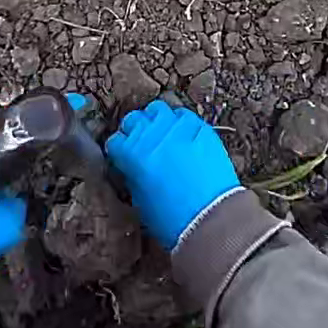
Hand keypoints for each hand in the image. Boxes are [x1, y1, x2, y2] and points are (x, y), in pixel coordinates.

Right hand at [106, 100, 239, 247]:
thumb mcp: (141, 200)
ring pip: (158, 109)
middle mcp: (153, 136)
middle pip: (134, 119)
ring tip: (160, 132)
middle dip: (134, 129)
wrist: (211, 217)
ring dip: (156, 119)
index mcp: (134, 156)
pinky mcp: (200, 126)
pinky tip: (181, 135)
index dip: (118, 149)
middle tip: (140, 142)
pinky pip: (183, 115)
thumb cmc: (172, 219)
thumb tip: (132, 165)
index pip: (115, 141)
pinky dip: (179, 122)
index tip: (122, 154)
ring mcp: (178, 128)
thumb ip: (133, 175)